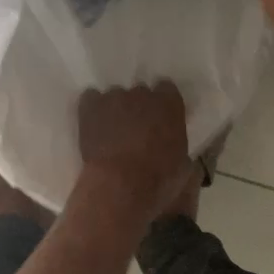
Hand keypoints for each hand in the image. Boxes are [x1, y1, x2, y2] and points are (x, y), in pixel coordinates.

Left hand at [77, 82, 191, 221]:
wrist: (121, 183)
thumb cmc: (159, 179)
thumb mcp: (182, 167)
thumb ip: (179, 148)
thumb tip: (177, 150)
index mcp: (170, 104)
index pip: (167, 89)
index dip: (162, 103)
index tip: (160, 116)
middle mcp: (142, 93)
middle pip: (139, 92)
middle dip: (138, 106)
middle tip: (136, 128)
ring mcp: (114, 97)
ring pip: (115, 96)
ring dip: (115, 109)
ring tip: (111, 129)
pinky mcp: (91, 105)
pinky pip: (91, 98)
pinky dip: (92, 108)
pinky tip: (92, 124)